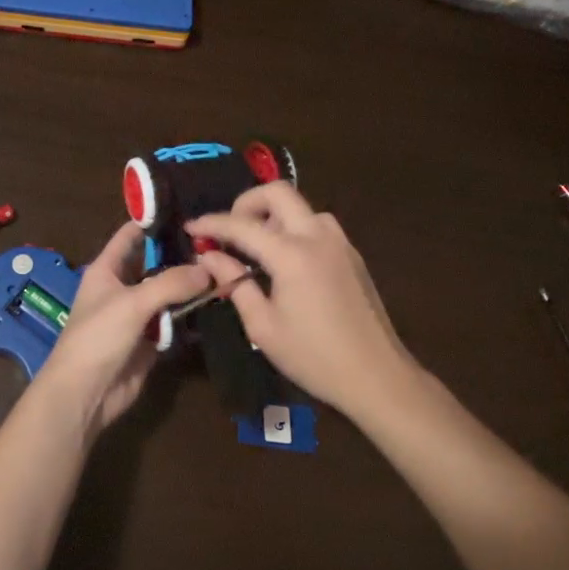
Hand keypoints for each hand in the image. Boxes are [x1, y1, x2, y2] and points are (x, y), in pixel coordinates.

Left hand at [32, 223, 210, 435]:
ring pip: (168, 294)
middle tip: (220, 245)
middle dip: (182, 257)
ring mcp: (136, 316)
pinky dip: (192, 317)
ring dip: (191, 288)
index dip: (154, 221)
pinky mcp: (150, 342)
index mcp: (106, 270)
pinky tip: (219, 305)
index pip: (130, 235)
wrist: (85, 394)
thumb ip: (170, 283)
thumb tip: (208, 270)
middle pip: (155, 265)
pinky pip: (174, 322)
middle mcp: (121, 288)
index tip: (187, 209)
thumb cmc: (98, 338)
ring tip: (227, 271)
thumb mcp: (132, 303)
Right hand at [187, 183, 418, 419]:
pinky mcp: (352, 255)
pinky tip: (285, 259)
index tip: (190, 227)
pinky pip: (317, 225)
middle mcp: (318, 237)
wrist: (377, 376)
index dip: (212, 223)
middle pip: (278, 193)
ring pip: (301, 207)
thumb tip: (209, 257)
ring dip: (274, 215)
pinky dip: (294, 228)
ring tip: (256, 246)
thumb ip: (235, 284)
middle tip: (229, 229)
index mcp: (292, 255)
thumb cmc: (314, 357)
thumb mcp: (263, 327)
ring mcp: (340, 243)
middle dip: (246, 203)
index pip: (242, 225)